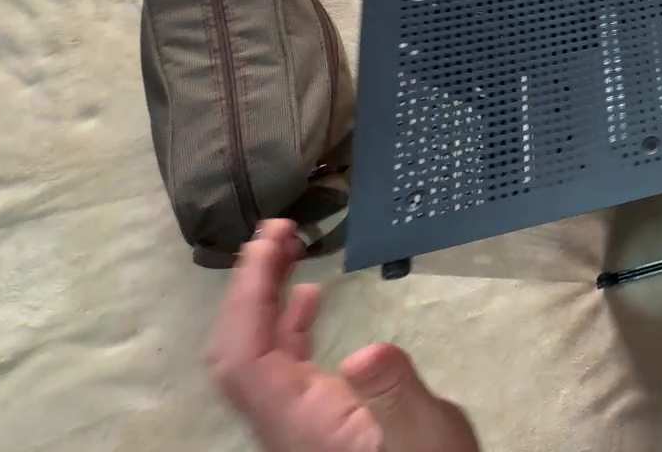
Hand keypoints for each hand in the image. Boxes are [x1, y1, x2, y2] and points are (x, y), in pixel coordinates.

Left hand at [207, 220, 480, 451]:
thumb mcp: (421, 433)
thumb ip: (392, 393)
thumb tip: (364, 352)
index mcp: (298, 417)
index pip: (247, 353)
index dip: (249, 295)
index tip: (268, 242)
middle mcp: (284, 415)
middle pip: (240, 350)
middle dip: (248, 288)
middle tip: (276, 230)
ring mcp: (297, 414)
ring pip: (257, 352)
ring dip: (264, 298)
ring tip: (288, 248)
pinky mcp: (317, 410)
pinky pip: (283, 360)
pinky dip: (287, 320)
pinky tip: (309, 296)